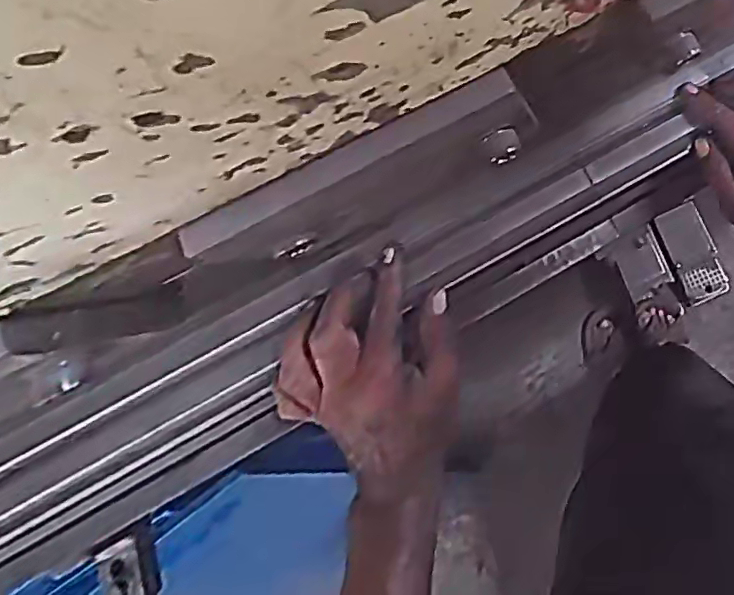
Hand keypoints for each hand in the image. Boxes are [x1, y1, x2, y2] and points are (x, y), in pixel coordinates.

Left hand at [274, 250, 458, 505]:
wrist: (400, 478)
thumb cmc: (428, 428)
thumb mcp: (446, 379)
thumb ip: (439, 335)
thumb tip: (434, 297)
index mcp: (380, 378)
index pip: (380, 318)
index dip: (387, 282)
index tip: (391, 257)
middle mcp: (343, 388)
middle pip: (326, 332)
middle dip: (343, 295)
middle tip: (362, 275)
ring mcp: (321, 403)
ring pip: (294, 358)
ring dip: (308, 322)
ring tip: (326, 300)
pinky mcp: (311, 413)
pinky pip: (286, 387)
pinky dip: (289, 362)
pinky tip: (302, 346)